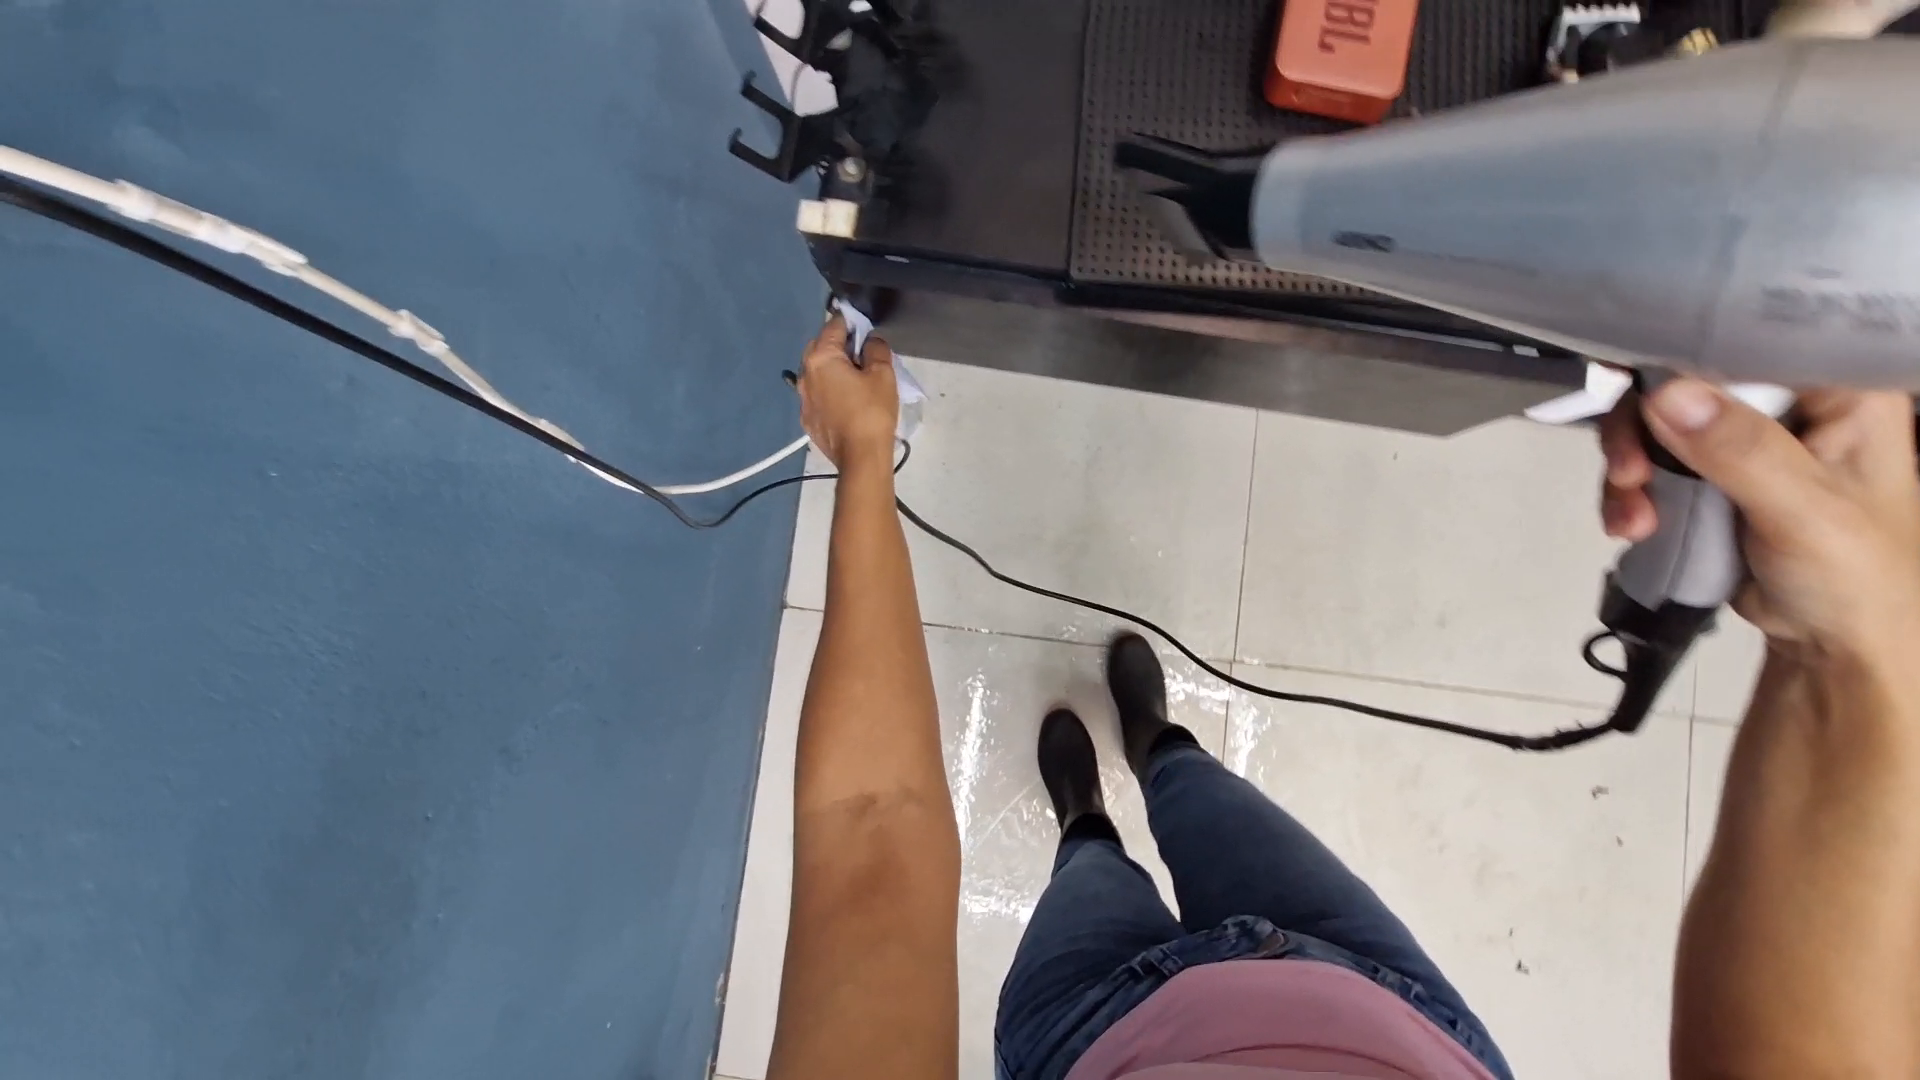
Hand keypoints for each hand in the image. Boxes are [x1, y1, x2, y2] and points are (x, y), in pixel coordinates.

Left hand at [794, 315, 898, 474]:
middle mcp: (804, 374)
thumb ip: (876, 349)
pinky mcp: (807, 419)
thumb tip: (870, 341)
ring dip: (832, 370)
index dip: (852, 322)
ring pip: (816, 373)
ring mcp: (802, 399)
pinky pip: (817, 395)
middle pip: (820, 347)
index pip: (834, 326)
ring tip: (855, 380)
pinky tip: (846, 402)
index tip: (866, 329)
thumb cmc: (873, 412)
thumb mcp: (883, 374)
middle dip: (839, 345)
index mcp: (821, 358)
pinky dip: (829, 391)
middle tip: (863, 355)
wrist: (860, 458)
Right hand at [1600, 379, 1919, 660]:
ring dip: (1626, 473)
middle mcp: (1787, 408)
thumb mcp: (1804, 511)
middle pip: (1682, 385)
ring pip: (1651, 428)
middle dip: (1638, 431)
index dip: (1684, 354)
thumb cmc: (1854, 575)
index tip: (1629, 383)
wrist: (1836, 643)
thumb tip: (1667, 395)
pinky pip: (1643, 467)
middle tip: (1627, 475)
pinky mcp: (1703, 479)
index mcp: (1838, 395)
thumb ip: (1740, 452)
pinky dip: (1626, 497)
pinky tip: (1631, 529)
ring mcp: (1740, 445)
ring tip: (1631, 521)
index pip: (1749, 344)